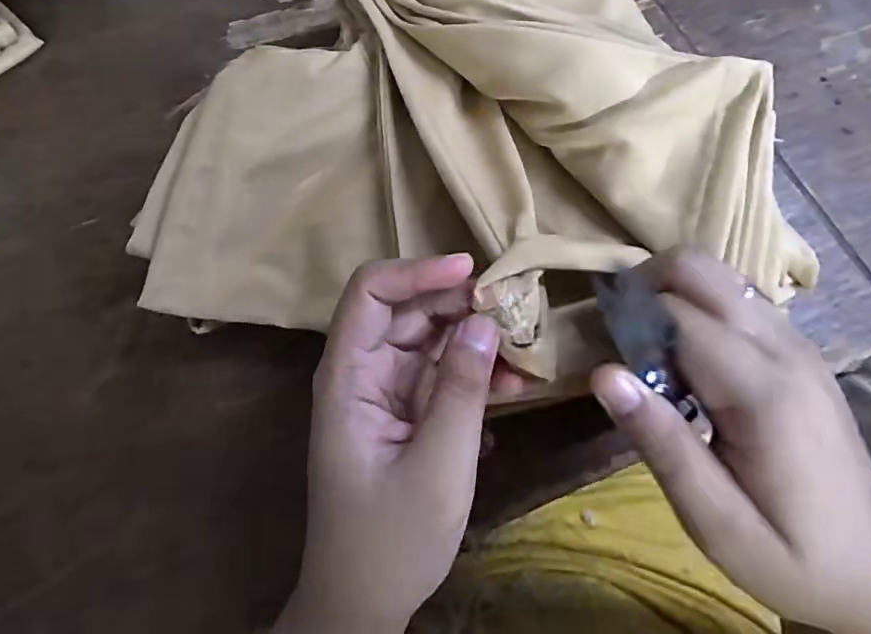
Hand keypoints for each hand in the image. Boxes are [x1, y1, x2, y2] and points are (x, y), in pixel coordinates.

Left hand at [275, 255, 510, 633]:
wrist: (363, 605)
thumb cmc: (389, 540)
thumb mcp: (437, 468)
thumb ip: (462, 391)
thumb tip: (486, 321)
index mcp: (347, 376)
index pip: (370, 293)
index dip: (416, 271)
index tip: (469, 269)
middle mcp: (364, 370)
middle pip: (408, 309)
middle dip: (459, 301)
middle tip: (513, 306)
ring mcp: (388, 389)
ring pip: (432, 336)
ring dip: (475, 334)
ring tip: (522, 343)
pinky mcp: (410, 408)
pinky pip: (444, 371)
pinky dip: (476, 369)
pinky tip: (514, 382)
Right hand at [590, 248, 870, 633]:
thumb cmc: (792, 560)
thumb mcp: (716, 524)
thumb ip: (661, 444)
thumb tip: (603, 373)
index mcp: (763, 389)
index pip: (675, 312)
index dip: (631, 320)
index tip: (610, 357)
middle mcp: (783, 347)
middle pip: (698, 268)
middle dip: (647, 283)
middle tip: (624, 337)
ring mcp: (797, 341)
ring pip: (718, 274)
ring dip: (673, 291)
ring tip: (655, 349)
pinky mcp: (800, 347)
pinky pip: (737, 296)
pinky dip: (700, 303)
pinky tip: (692, 357)